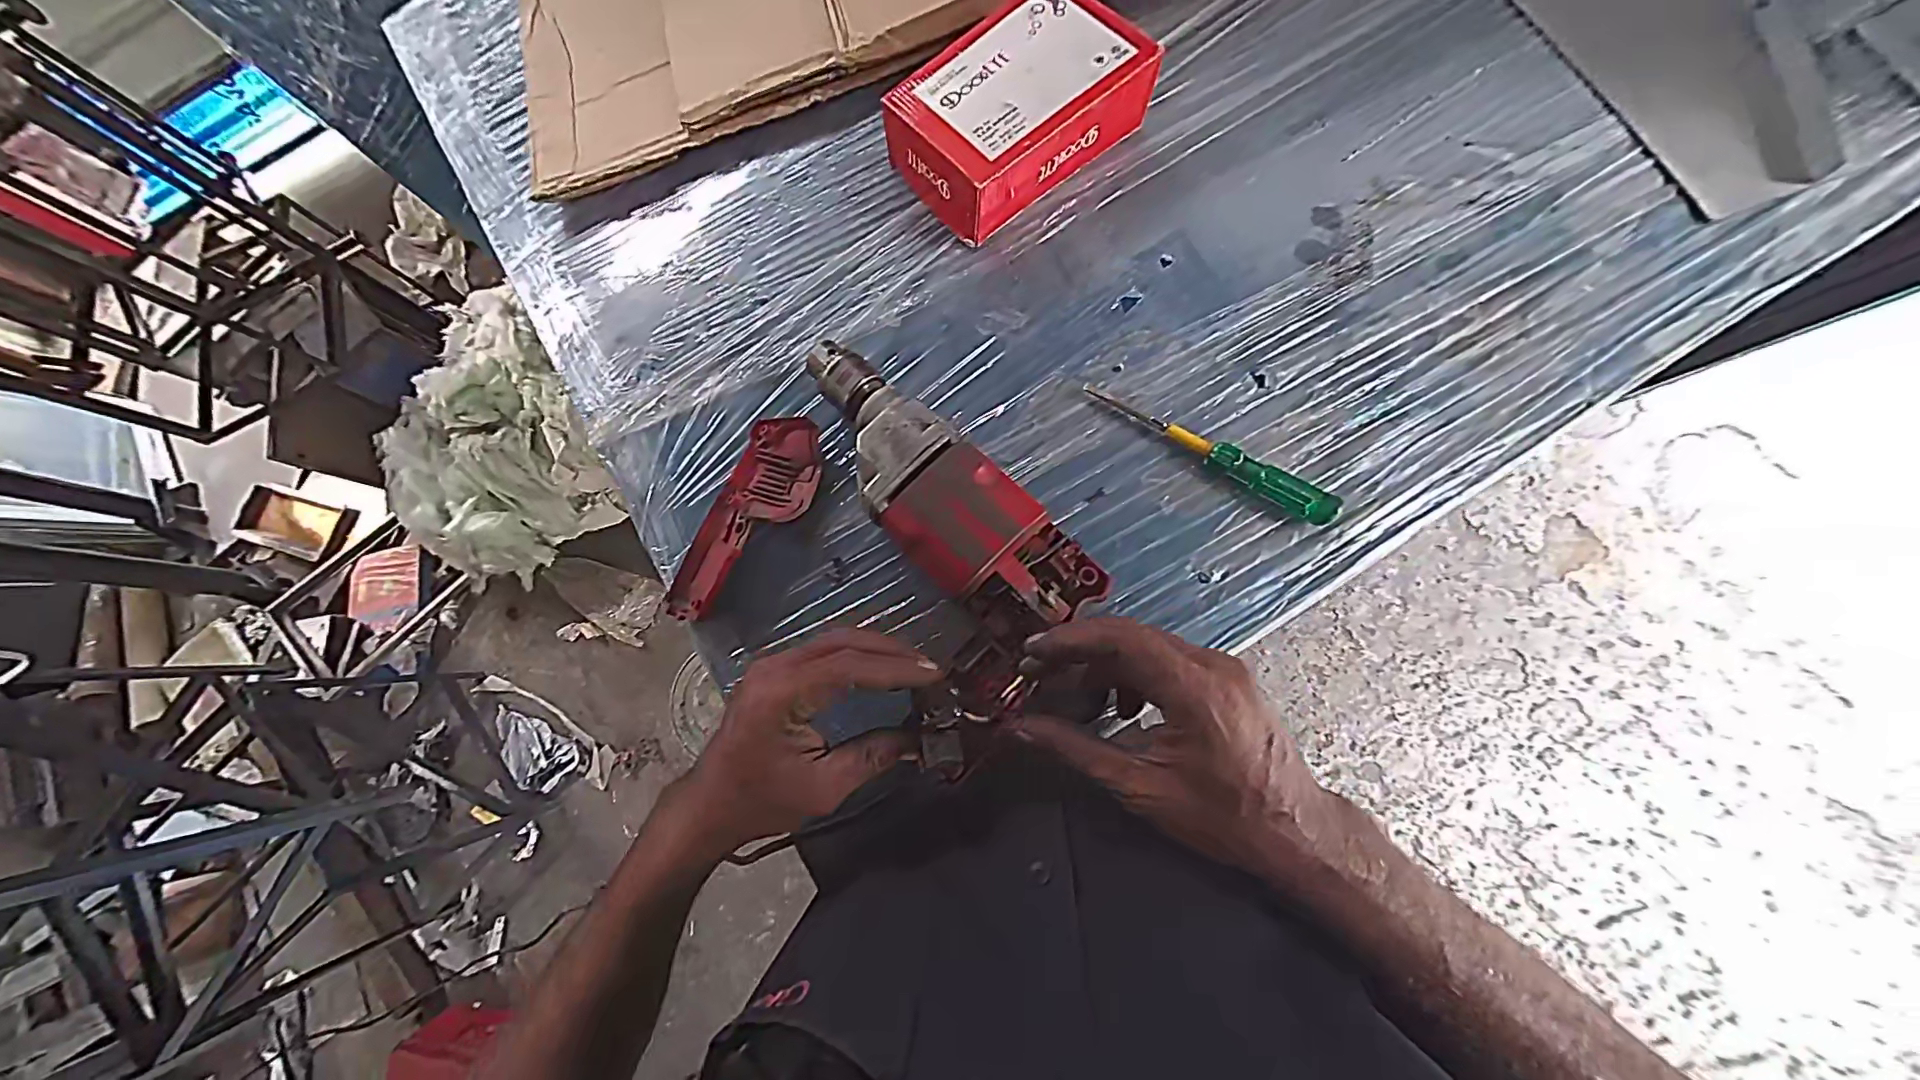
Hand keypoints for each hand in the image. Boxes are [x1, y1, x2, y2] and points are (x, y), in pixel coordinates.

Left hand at [674, 629, 943, 857]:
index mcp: (781, 693)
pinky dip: (858, 654)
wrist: (710, 805)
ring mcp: (772, 664)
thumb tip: (917, 740)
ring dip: (876, 649)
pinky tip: (881, 666)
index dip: (895, 668)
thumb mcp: (824, 788)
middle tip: (929, 668)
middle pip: (843, 642)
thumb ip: (873, 757)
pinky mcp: (775, 670)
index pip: (848, 666)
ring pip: (835, 640)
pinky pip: (824, 650)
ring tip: (914, 666)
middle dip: (891, 652)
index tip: (932, 674)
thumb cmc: (760, 802)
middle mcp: (775, 667)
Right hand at [1008, 617, 1328, 870]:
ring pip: (1147, 646)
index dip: (1071, 640)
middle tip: (1041, 670)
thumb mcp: (1141, 787)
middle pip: (1131, 636)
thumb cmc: (1226, 818)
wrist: (1296, 832)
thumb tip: (1025, 729)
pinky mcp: (1226, 678)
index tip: (1035, 650)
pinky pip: (1168, 660)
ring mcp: (1224, 668)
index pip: (1122, 639)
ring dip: (1106, 665)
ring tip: (1078, 696)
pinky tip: (1123, 706)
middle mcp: (1213, 666)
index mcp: (1196, 688)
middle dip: (1080, 651)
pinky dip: (1134, 673)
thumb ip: (1076, 750)